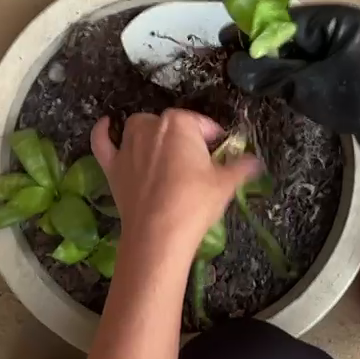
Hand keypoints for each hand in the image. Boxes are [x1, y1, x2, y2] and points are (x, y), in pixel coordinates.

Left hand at [91, 110, 260, 264]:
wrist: (158, 234)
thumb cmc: (194, 204)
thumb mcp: (226, 184)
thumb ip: (242, 167)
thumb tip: (256, 161)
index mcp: (180, 124)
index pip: (202, 124)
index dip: (213, 139)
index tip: (221, 154)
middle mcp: (150, 127)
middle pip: (171, 126)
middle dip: (184, 140)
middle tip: (196, 165)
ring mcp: (127, 146)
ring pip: (139, 128)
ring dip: (151, 135)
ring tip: (165, 154)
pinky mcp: (112, 165)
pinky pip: (103, 141)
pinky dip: (103, 132)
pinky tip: (106, 125)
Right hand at [227, 3, 359, 223]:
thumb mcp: (308, 86)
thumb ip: (268, 75)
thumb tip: (231, 66)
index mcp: (335, 21)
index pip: (283, 20)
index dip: (252, 32)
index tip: (223, 43)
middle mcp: (342, 34)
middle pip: (291, 38)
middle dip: (262, 53)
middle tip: (230, 69)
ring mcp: (348, 59)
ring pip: (301, 60)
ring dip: (276, 72)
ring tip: (246, 84)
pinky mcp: (351, 84)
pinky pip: (313, 77)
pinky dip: (293, 84)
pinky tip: (275, 95)